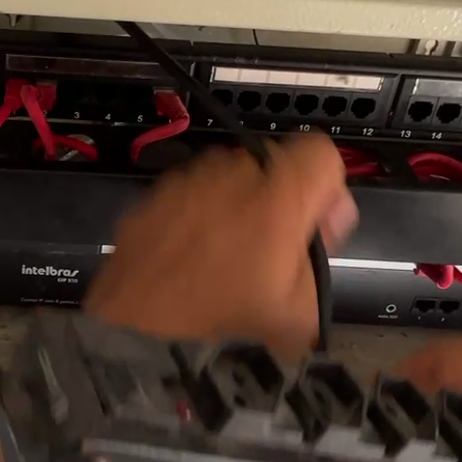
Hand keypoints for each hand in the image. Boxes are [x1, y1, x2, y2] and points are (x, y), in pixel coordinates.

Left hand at [84, 133, 355, 357]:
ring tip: (228, 254)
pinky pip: (195, 190)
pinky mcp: (161, 187)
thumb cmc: (219, 305)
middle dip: (282, 199)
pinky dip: (201, 211)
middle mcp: (237, 168)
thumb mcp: (295, 309)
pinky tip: (193, 250)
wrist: (135, 309)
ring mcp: (194, 173)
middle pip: (277, 166)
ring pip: (234, 177)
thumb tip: (326, 230)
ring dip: (239, 205)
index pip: (323, 152)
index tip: (315, 221)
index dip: (326, 186)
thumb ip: (325, 263)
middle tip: (273, 246)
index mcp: (281, 189)